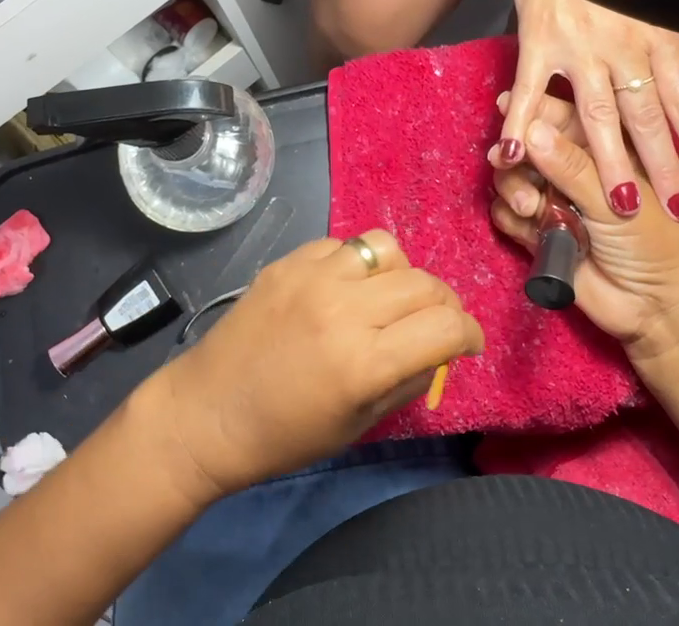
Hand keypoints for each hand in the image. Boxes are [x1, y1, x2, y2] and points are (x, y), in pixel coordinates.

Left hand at [148, 232, 484, 496]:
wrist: (209, 412)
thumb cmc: (286, 434)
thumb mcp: (361, 422)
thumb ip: (411, 378)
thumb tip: (442, 347)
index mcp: (364, 361)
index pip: (447, 325)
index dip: (469, 334)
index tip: (466, 344)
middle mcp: (342, 308)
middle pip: (425, 284)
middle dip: (443, 306)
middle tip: (433, 326)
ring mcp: (312, 278)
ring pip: (387, 249)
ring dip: (401, 275)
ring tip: (388, 299)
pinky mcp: (287, 262)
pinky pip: (343, 245)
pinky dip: (357, 264)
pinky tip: (345, 289)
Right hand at [487, 93, 678, 360]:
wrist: (656, 311)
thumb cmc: (654, 245)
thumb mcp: (614, 200)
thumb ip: (571, 166)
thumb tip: (529, 128)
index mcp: (602, 150)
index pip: (559, 118)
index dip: (531, 113)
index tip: (508, 110)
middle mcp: (573, 170)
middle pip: (526, 147)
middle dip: (514, 155)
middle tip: (508, 163)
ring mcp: (553, 201)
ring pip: (511, 179)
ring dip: (511, 188)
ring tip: (528, 207)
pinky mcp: (537, 232)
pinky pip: (506, 214)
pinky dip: (508, 217)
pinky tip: (524, 227)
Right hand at [501, 0, 678, 222]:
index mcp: (659, 36)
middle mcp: (625, 47)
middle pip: (648, 116)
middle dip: (666, 166)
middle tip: (678, 210)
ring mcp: (579, 47)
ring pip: (597, 112)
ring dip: (608, 159)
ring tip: (621, 203)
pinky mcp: (537, 41)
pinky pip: (530, 88)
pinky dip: (521, 121)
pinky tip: (514, 155)